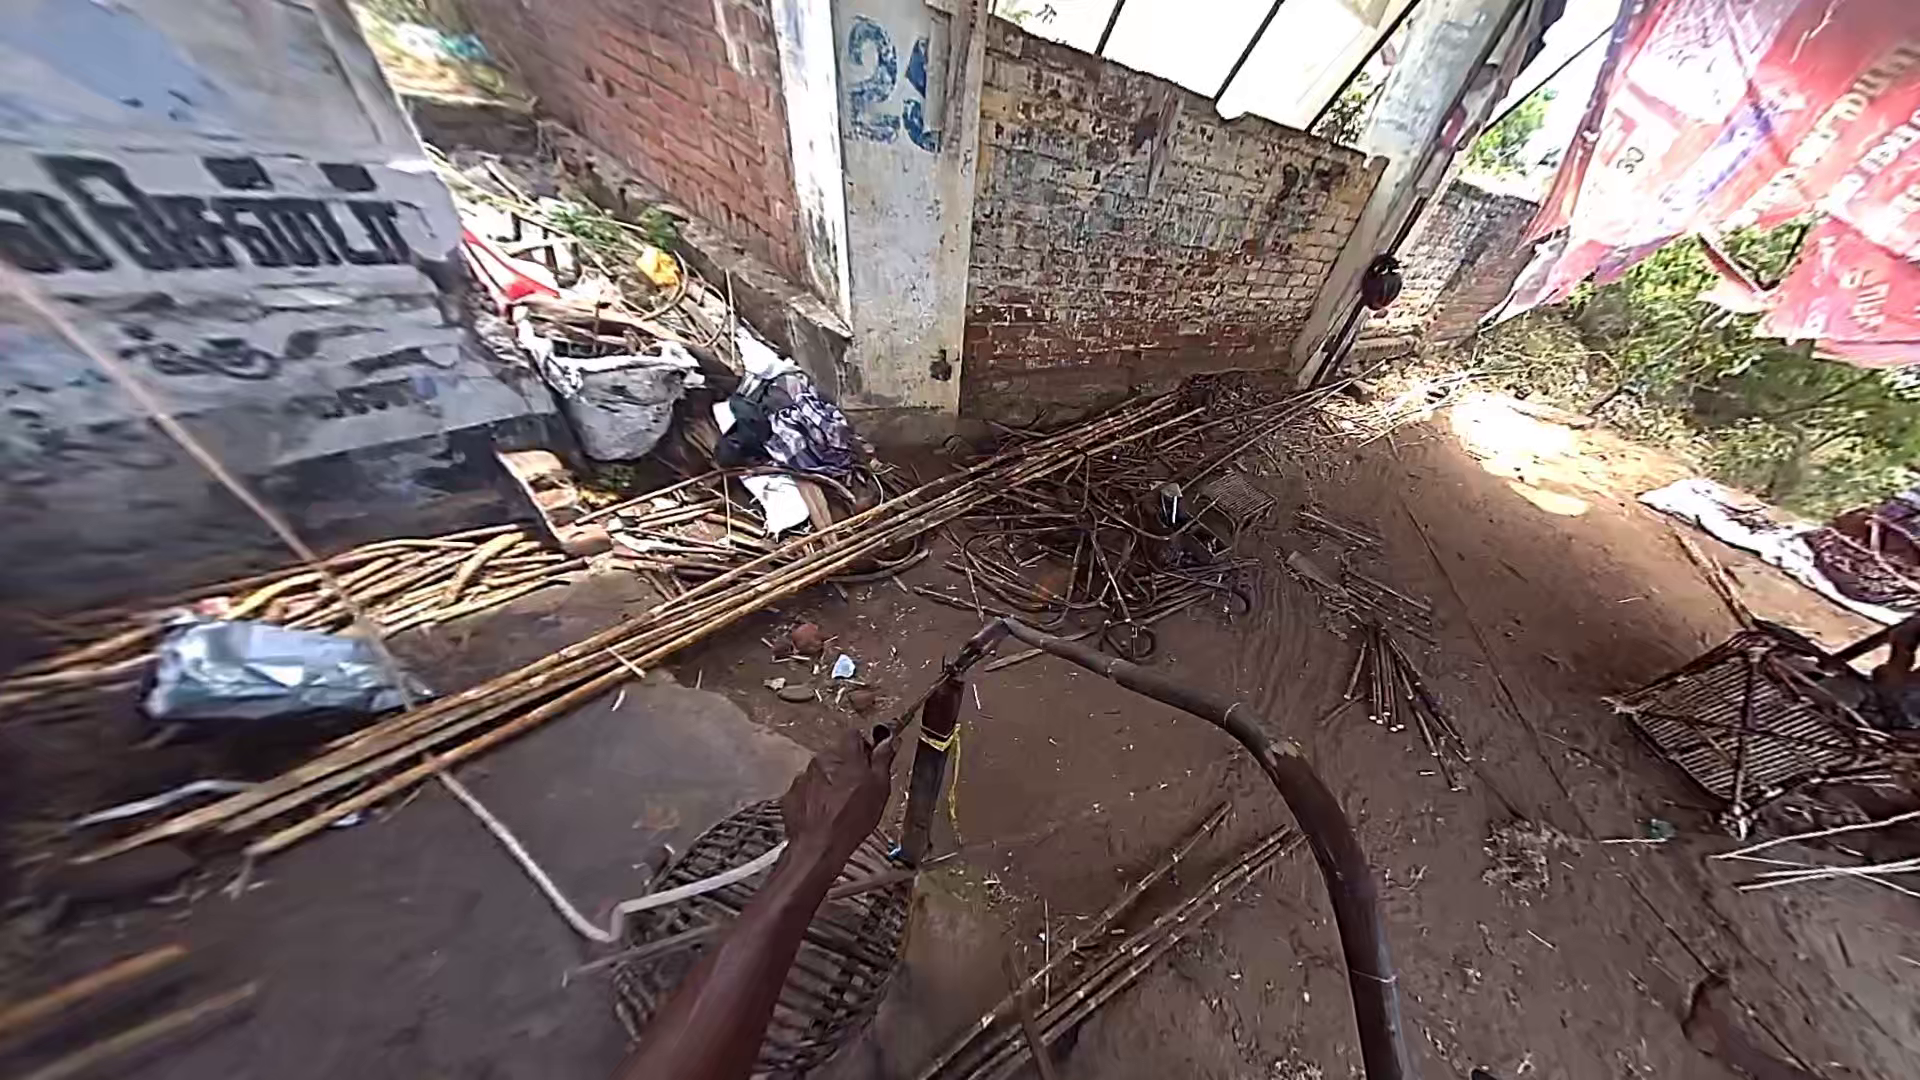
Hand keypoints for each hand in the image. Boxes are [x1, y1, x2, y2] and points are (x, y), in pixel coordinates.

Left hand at [780, 725, 896, 870]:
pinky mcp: (792, 794)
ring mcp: (805, 776)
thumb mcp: (880, 788)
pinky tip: (825, 813)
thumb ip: (883, 759)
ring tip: (840, 805)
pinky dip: (815, 796)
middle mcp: (822, 760)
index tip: (869, 761)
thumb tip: (889, 740)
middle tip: (858, 789)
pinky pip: (808, 788)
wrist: (818, 848)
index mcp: (845, 755)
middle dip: (847, 767)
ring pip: (822, 771)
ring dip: (830, 782)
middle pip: (838, 754)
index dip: (864, 747)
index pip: (854, 735)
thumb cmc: (851, 820)